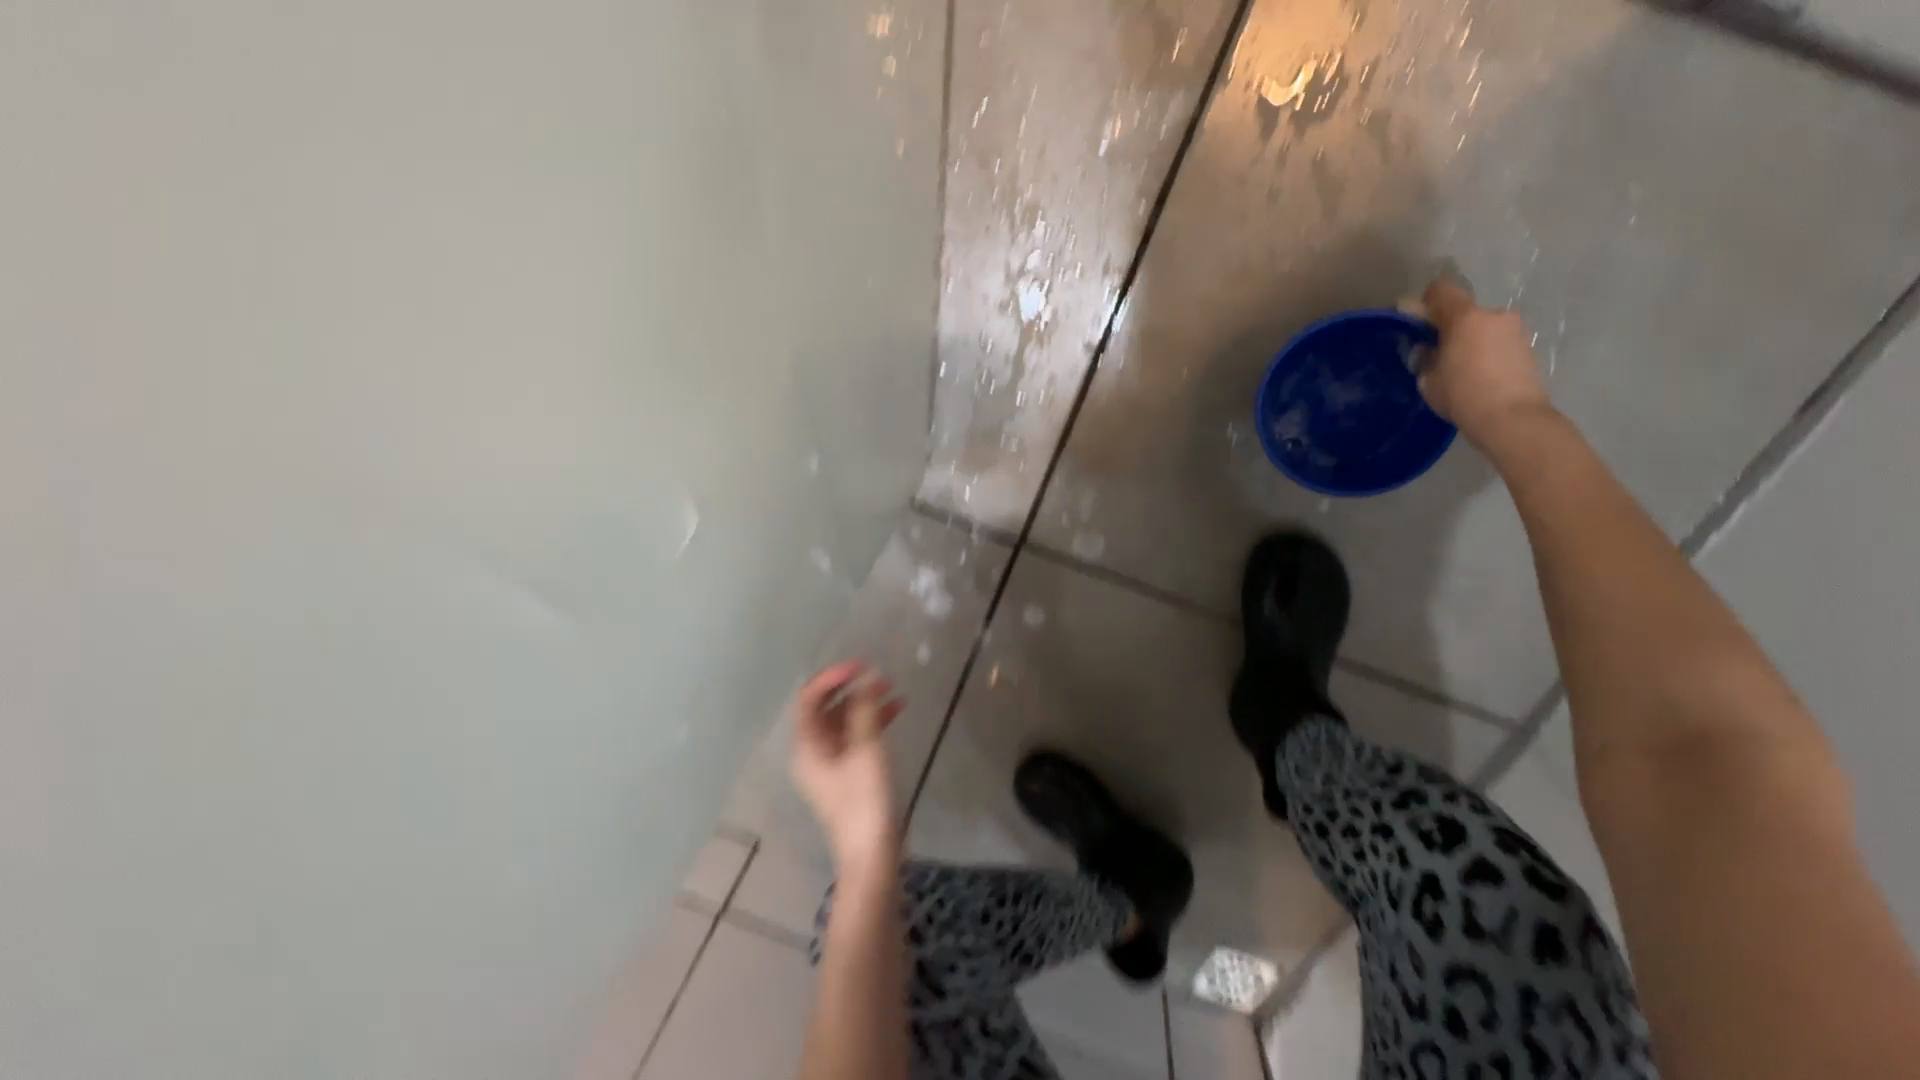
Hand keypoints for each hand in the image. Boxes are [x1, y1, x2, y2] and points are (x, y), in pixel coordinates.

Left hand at [790, 661, 904, 866]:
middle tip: (878, 675)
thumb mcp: (866, 749)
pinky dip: (873, 722)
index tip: (861, 666)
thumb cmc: (865, 800)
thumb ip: (864, 710)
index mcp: (808, 745)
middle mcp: (813, 751)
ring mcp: (831, 765)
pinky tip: (896, 711)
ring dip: (865, 703)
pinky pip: (856, 738)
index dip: (833, 676)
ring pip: (843, 722)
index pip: (810, 697)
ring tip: (892, 690)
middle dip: (851, 688)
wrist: (872, 853)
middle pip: (825, 708)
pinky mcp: (849, 774)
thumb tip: (866, 681)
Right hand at [1412, 278, 1554, 443]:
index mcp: (1465, 317)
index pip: (1441, 291)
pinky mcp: (1528, 348)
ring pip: (1484, 328)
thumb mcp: (1428, 380)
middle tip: (1438, 354)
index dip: (1426, 302)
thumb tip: (1427, 350)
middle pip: (1465, 312)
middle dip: (1450, 328)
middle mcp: (1493, 315)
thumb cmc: (1463, 394)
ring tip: (1461, 370)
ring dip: (1471, 341)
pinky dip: (1487, 353)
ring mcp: (1515, 330)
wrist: (1512, 418)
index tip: (1418, 323)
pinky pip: (1499, 342)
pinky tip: (1480, 377)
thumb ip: (1425, 358)